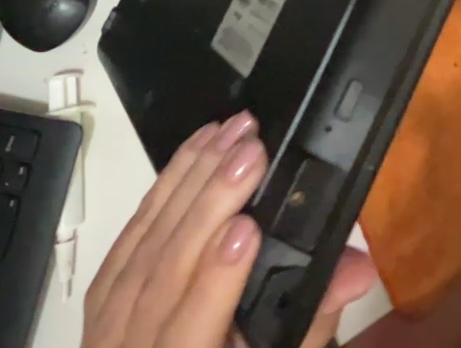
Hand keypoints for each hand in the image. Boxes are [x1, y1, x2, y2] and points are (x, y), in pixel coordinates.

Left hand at [84, 112, 376, 347]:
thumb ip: (312, 320)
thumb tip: (357, 268)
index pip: (187, 334)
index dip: (214, 281)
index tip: (246, 226)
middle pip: (162, 277)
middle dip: (207, 207)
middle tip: (250, 150)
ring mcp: (108, 327)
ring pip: (143, 247)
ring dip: (188, 181)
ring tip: (230, 133)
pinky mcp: (103, 296)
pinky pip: (128, 235)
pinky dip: (162, 187)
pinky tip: (194, 148)